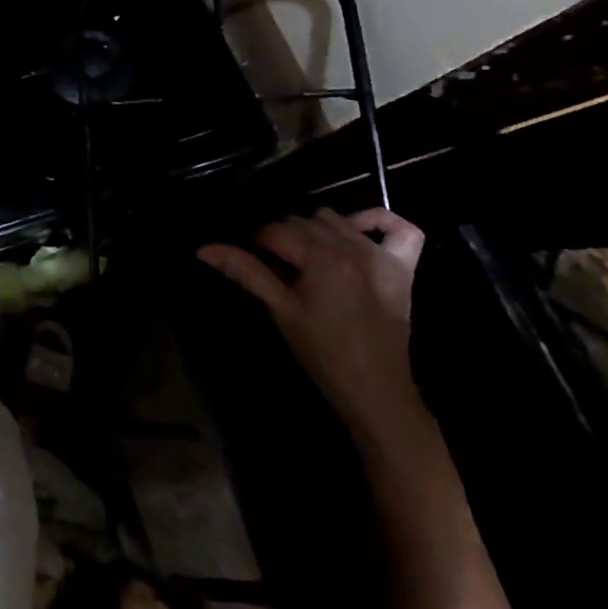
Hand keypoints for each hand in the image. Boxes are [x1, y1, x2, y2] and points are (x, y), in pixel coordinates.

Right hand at [198, 208, 424, 423]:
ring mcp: (381, 255)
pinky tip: (358, 233)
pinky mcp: (403, 268)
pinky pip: (401, 228)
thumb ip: (246, 272)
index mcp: (321, 258)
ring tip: (308, 259)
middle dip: (284, 237)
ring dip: (317, 230)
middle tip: (278, 267)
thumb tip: (205, 249)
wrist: (375, 390)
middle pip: (303, 221)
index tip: (254, 262)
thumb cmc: (322, 353)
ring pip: (336, 218)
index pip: (276, 231)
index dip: (258, 244)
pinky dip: (378, 222)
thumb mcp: (280, 310)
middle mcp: (352, 247)